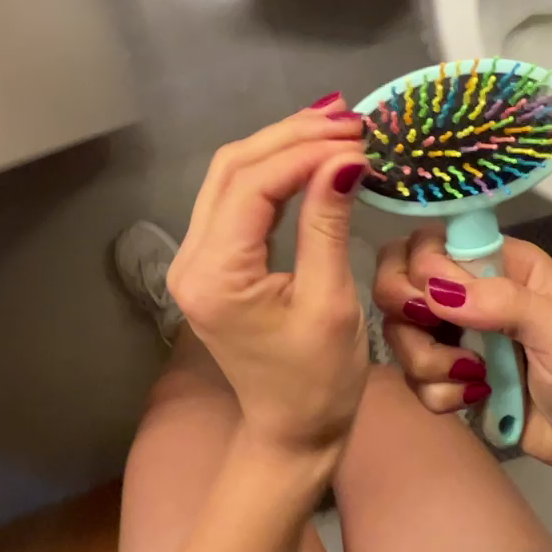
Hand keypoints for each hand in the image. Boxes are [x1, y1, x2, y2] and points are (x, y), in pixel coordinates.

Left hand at [168, 101, 372, 459]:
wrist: (291, 431)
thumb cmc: (318, 382)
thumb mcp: (331, 302)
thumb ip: (327, 225)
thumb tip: (345, 158)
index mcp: (215, 275)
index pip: (253, 187)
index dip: (306, 152)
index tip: (360, 138)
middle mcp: (191, 259)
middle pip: (232, 169)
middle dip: (291, 136)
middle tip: (351, 120)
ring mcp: (195, 259)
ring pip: (231, 176)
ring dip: (281, 146)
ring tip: (336, 126)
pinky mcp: (212, 261)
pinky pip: (237, 198)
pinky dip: (274, 171)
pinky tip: (310, 155)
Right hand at [373, 227, 551, 474]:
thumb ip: (506, 303)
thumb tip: (437, 290)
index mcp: (498, 261)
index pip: (429, 240)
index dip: (419, 267)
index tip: (433, 303)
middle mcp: (467, 289)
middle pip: (395, 276)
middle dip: (405, 310)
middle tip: (436, 332)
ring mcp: (451, 332)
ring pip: (396, 330)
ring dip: (427, 360)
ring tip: (475, 378)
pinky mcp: (442, 373)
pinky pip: (409, 376)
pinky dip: (437, 392)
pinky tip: (476, 396)